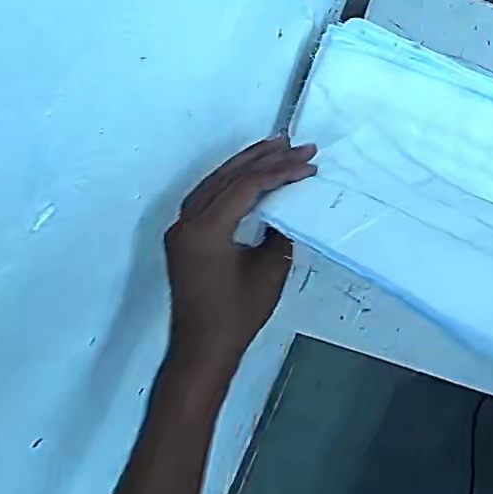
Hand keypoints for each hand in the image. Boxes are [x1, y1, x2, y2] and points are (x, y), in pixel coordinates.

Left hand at [164, 138, 316, 375]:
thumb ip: (278, 230)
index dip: (282, 171)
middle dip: (265, 157)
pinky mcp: (186, 237)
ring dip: (247, 163)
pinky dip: (234, 181)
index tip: (310, 166)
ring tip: (276, 146)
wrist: (202, 350)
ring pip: (216, 181)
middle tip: (297, 143)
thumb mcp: (270, 269)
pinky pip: (209, 196)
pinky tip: (252, 175)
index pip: (248, 185)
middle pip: (229, 175)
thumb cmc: (237, 314)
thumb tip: (285, 208)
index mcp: (205, 228)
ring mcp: (182, 228)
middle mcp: (187, 221)